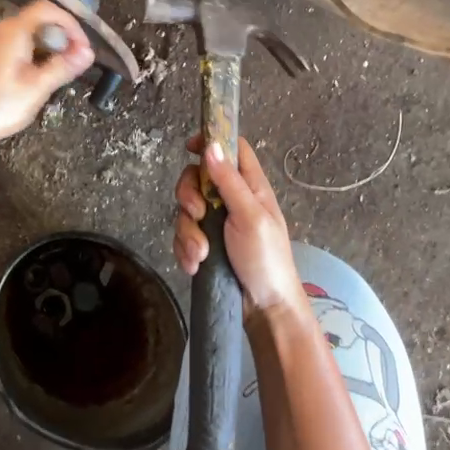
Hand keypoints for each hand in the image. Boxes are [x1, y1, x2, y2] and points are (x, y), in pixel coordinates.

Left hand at [0, 1, 94, 148]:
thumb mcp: (36, 88)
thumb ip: (62, 67)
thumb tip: (88, 51)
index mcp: (13, 31)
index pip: (47, 9)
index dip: (70, 23)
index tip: (82, 48)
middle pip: (36, 21)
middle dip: (59, 38)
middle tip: (73, 64)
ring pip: (23, 36)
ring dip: (44, 49)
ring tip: (55, 75)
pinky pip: (11, 47)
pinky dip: (28, 56)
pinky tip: (30, 81)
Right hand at [172, 135, 307, 316]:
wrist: (265, 309)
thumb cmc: (266, 259)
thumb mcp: (251, 217)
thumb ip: (229, 182)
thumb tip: (210, 145)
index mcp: (250, 186)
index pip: (232, 149)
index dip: (212, 141)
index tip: (190, 148)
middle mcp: (231, 199)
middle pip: (197, 177)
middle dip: (189, 195)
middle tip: (197, 214)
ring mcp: (216, 222)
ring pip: (186, 209)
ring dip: (188, 232)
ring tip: (201, 255)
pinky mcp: (205, 243)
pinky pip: (182, 235)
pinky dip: (185, 249)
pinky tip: (195, 265)